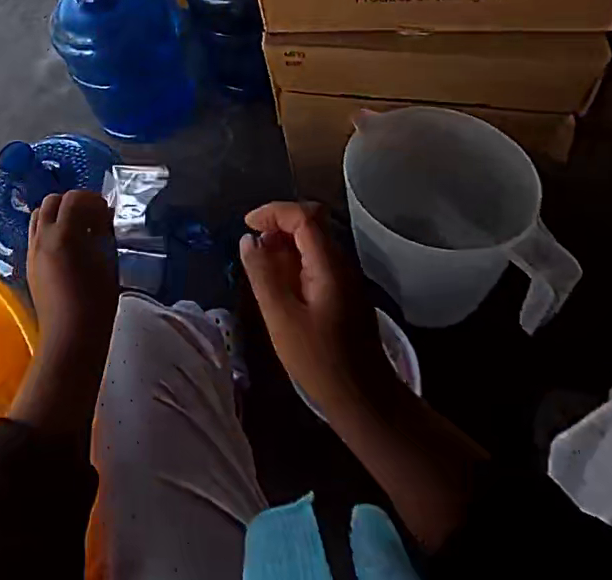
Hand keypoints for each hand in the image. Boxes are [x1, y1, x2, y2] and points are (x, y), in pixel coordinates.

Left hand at [25, 191, 119, 357]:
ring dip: (58, 214)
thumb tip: (103, 218)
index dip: (91, 200)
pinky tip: (67, 247)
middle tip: (91, 216)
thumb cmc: (96, 302)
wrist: (70, 337)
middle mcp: (42, 238)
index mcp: (64, 235)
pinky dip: (50, 230)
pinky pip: (36, 234)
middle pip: (52, 201)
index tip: (105, 211)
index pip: (73, 198)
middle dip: (72, 202)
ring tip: (78, 229)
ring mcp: (32, 250)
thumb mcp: (108, 262)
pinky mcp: (29, 264)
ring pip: (39, 216)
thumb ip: (103, 234)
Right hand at [240, 201, 392, 416]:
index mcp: (329, 265)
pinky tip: (278, 285)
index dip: (273, 212)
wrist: (364, 400)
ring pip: (312, 242)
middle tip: (253, 247)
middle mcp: (341, 264)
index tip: (247, 225)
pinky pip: (315, 262)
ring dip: (283, 245)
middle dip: (277, 225)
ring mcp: (344, 278)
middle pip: (310, 224)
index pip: (304, 216)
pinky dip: (292, 262)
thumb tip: (248, 240)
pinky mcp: (342, 293)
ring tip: (260, 268)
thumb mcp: (281, 317)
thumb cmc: (320, 360)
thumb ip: (262, 274)